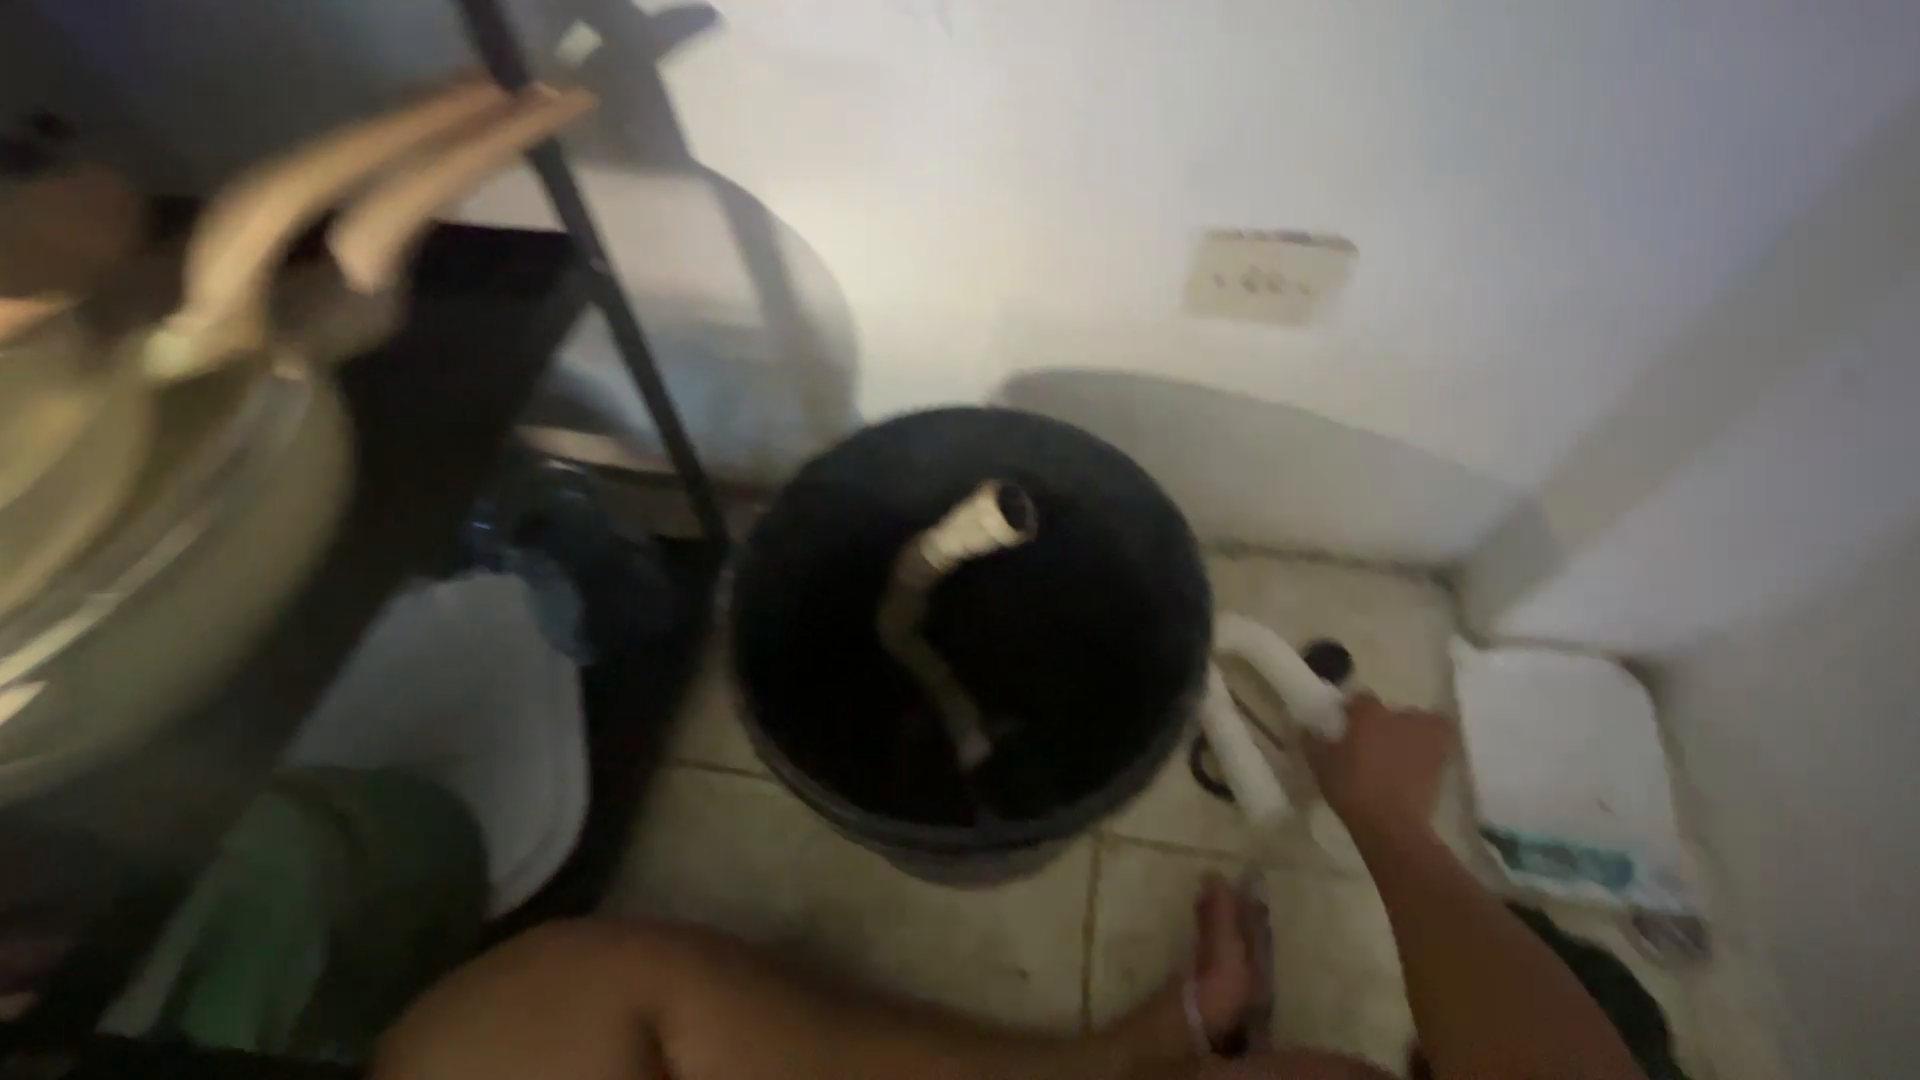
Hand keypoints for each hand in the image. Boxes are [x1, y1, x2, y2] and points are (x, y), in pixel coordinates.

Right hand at [1302, 693, 1454, 837]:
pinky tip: (1415, 764)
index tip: (1344, 724)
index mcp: (1370, 715)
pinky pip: (1440, 745)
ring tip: (1398, 750)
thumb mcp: (1320, 764)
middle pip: (1394, 710)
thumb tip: (1307, 728)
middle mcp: (1401, 719)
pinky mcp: (1442, 763)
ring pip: (1423, 724)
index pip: (1361, 698)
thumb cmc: (1351, 788)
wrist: (1391, 824)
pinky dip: (1430, 750)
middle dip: (1384, 721)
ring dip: (1412, 731)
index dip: (1353, 710)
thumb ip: (1312, 741)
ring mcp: (1426, 740)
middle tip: (1370, 740)